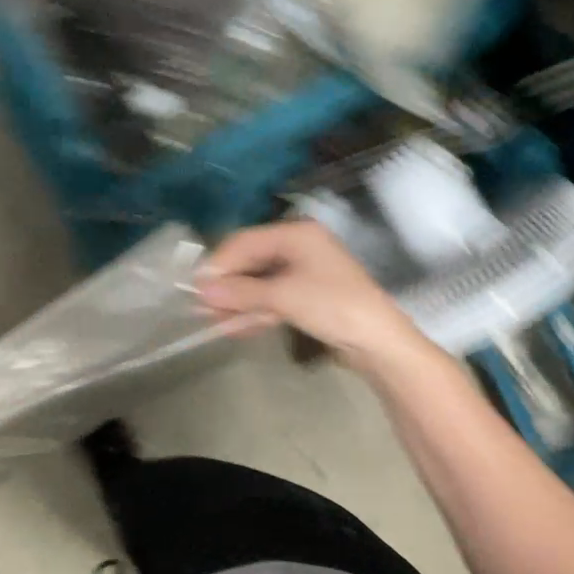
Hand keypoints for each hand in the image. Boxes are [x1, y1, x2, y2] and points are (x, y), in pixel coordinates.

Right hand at [196, 220, 429, 369]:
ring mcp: (305, 273)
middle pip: (251, 262)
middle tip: (200, 308)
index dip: (219, 265)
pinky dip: (255, 312)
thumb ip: (241, 294)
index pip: (245, 242)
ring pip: (261, 284)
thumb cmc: (333, 306)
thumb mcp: (283, 297)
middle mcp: (300, 247)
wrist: (377, 340)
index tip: (196, 289)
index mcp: (296, 233)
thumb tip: (201, 292)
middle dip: (227, 286)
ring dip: (237, 302)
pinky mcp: (309, 298)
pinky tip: (235, 328)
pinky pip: (273, 300)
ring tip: (211, 321)